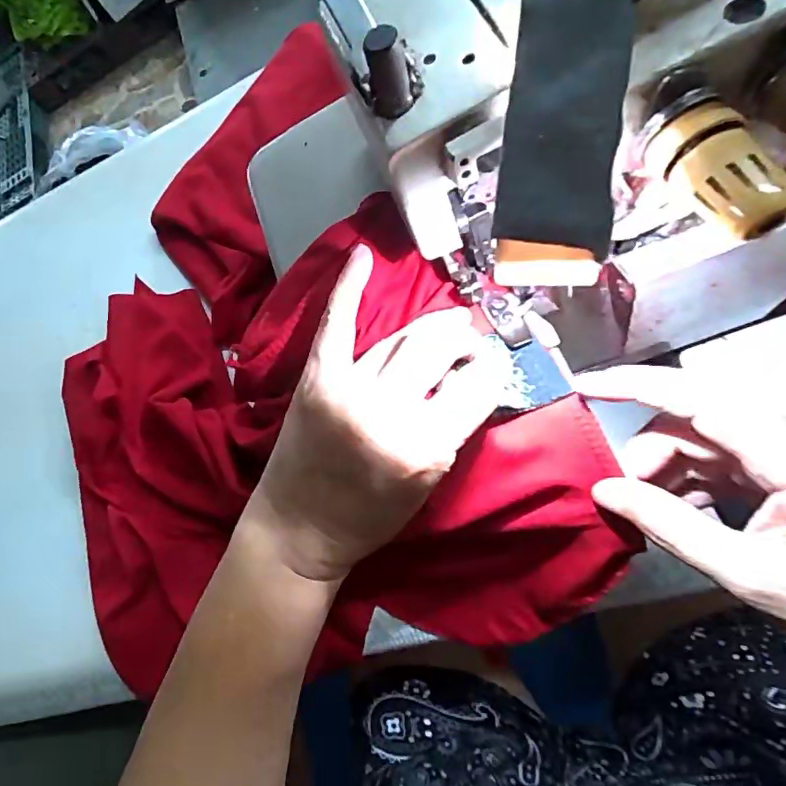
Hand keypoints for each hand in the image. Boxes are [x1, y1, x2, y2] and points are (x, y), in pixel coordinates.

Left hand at [248, 246, 505, 581]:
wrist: (299, 527)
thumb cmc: (369, 518)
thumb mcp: (429, 484)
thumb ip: (451, 429)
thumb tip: (471, 377)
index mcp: (425, 445)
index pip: (477, 384)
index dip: (486, 371)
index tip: (484, 368)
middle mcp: (388, 410)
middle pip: (439, 347)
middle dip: (462, 339)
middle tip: (466, 343)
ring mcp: (347, 387)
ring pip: (400, 337)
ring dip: (428, 329)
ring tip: (442, 328)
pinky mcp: (315, 377)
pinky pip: (337, 323)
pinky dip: (347, 287)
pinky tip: (361, 257)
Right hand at [573, 366, 785, 668]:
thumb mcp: (755, 579)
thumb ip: (672, 526)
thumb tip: (605, 490)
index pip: (703, 398)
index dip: (634, 385)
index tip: (580, 385)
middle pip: (707, 416)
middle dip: (653, 449)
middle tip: (624, 495)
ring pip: (723, 433)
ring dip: (679, 464)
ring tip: (656, 508)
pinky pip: (748, 451)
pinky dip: (709, 474)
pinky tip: (696, 510)